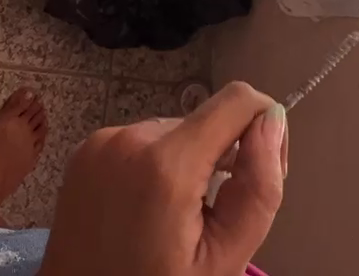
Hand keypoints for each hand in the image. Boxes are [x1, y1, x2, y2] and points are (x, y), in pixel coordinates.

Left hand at [38, 82, 286, 275]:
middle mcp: (130, 135)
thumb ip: (258, 188)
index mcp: (166, 163)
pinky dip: (153, 166)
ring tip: (170, 220)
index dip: (264, 127)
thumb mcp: (223, 260)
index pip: (238, 100)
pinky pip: (141, 140)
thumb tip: (273, 119)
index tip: (258, 173)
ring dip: (186, 164)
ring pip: (174, 131)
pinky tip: (142, 210)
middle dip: (220, 160)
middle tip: (208, 220)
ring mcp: (102, 140)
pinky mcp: (85, 148)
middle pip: (206, 121)